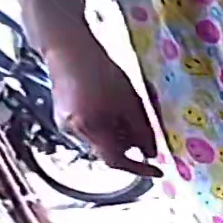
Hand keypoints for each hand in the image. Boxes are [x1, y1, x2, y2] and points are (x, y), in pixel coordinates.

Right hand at [41, 30, 161, 177]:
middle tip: (149, 137)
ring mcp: (65, 124)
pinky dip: (109, 128)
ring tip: (130, 115)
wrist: (69, 50)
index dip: (140, 169)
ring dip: (121, 136)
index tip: (158, 172)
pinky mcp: (63, 116)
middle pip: (109, 151)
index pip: (116, 161)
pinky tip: (115, 110)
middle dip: (132, 148)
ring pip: (102, 141)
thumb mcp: (131, 103)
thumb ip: (142, 131)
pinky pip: (92, 130)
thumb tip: (150, 154)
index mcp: (90, 128)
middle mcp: (73, 131)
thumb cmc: (103, 73)